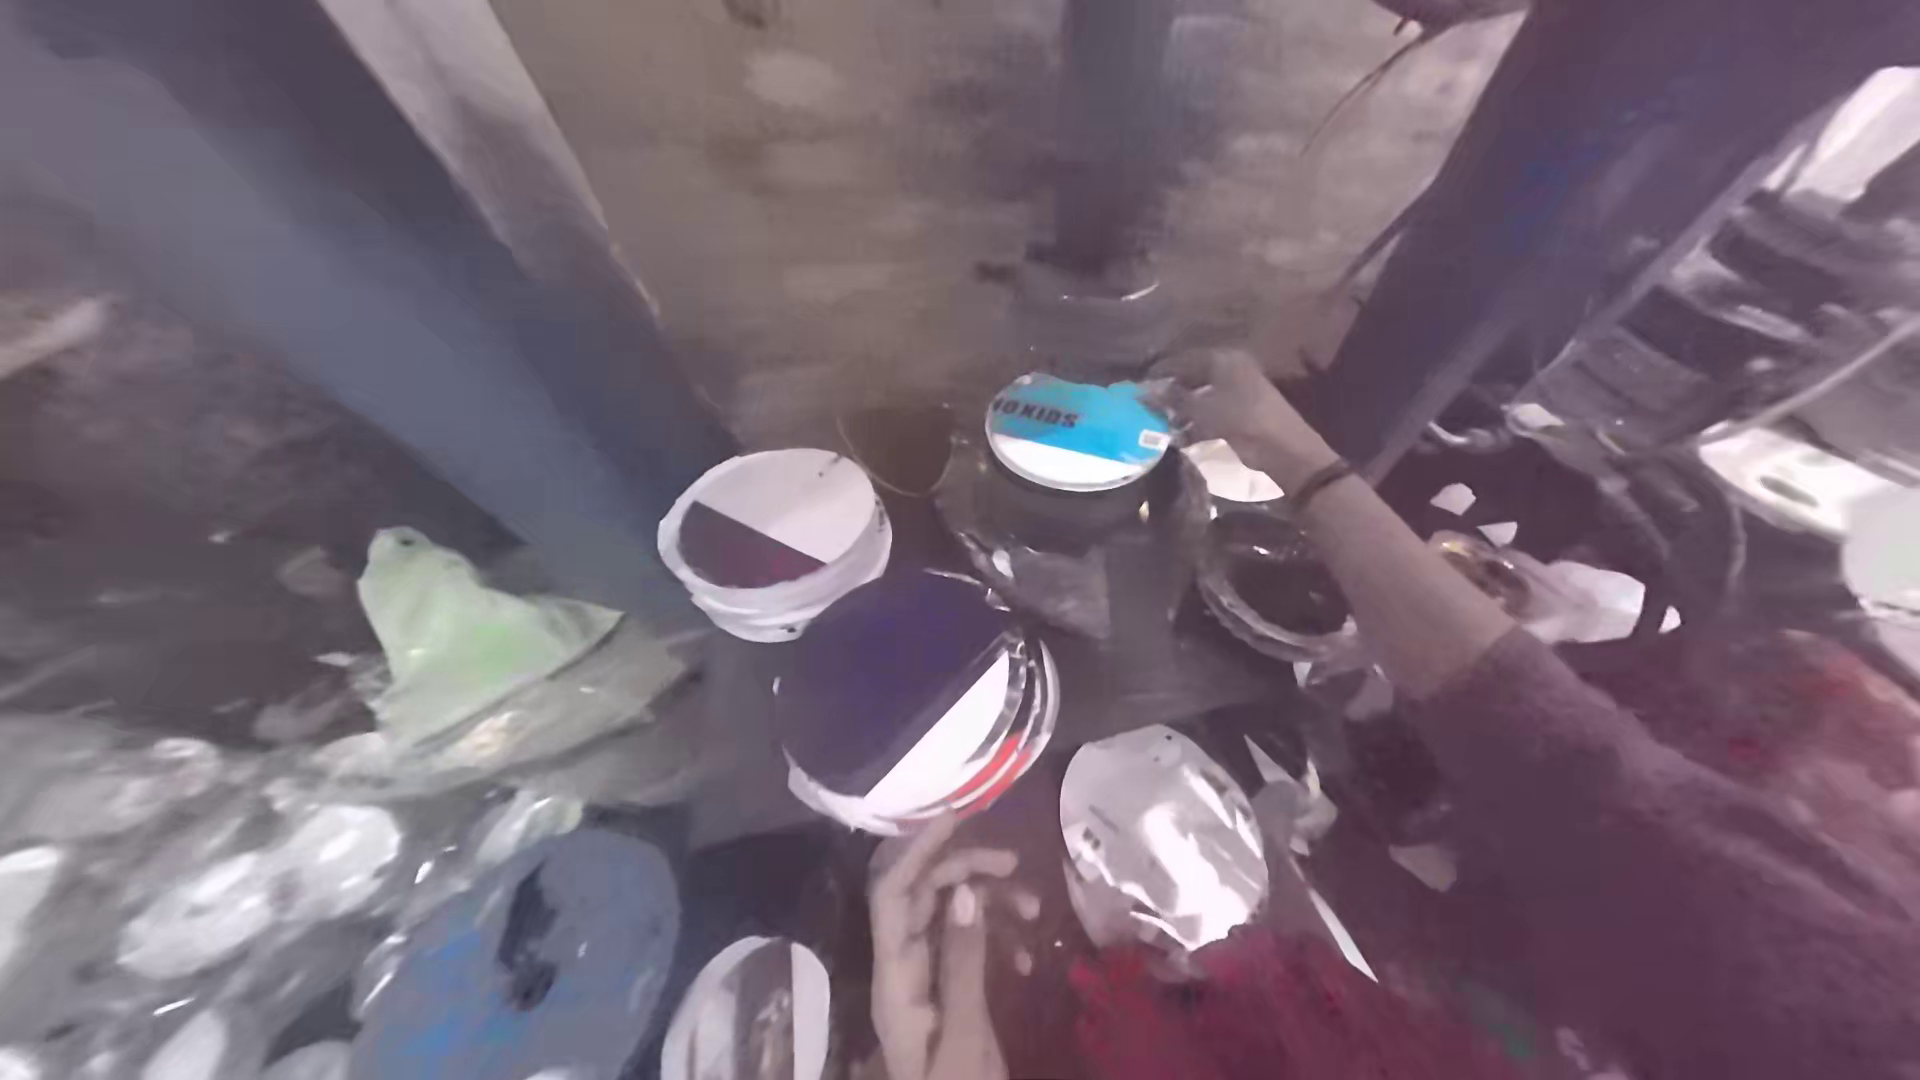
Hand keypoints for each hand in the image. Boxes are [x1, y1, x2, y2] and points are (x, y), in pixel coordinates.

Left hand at [869, 816, 1015, 1079]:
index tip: (955, 817)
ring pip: (952, 910)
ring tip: (1034, 909)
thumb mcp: (966, 1038)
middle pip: (925, 891)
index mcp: (895, 975)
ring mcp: (928, 972)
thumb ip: (963, 961)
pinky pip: (970, 939)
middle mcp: (905, 963)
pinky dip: (999, 935)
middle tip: (1013, 862)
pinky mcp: (952, 984)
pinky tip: (1028, 951)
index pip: (891, 892)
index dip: (915, 848)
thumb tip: (966, 889)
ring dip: (992, 901)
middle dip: (966, 868)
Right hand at [1154, 350, 1338, 491]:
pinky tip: (1175, 438)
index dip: (1161, 372)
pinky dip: (1191, 425)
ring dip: (1178, 412)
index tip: (1139, 384)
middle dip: (1168, 393)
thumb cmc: (1240, 416)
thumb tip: (1142, 392)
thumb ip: (1171, 399)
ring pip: (1197, 398)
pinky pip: (1206, 416)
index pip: (1184, 360)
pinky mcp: (1234, 415)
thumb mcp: (1202, 407)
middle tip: (1145, 405)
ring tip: (1156, 423)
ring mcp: (1233, 394)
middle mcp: (1228, 372)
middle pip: (1190, 379)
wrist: (1278, 445)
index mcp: (1223, 360)